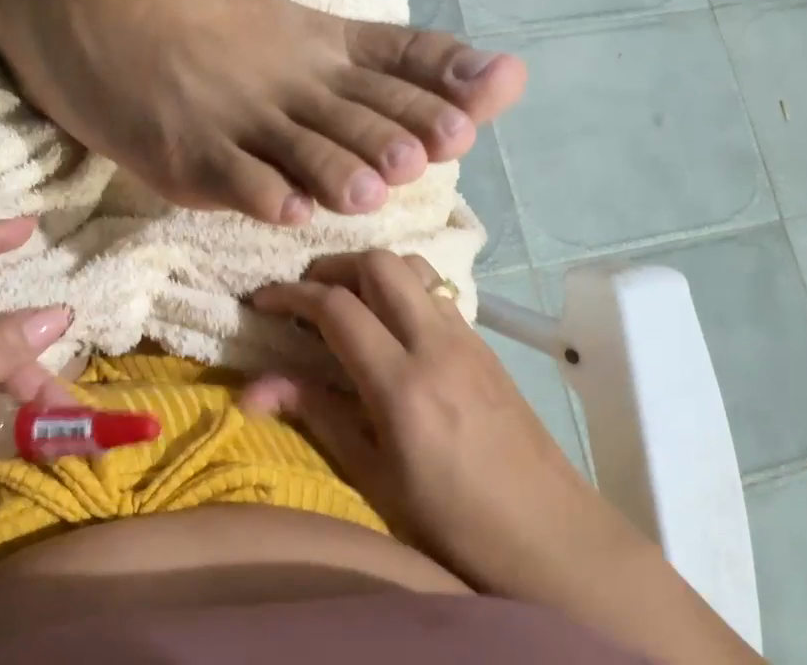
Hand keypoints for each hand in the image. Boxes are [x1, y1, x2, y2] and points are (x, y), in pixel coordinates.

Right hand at [0, 0, 525, 226]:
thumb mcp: (236, 6)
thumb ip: (288, 44)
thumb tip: (329, 90)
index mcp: (299, 33)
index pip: (394, 56)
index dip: (446, 77)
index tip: (496, 87)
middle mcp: (274, 72)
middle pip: (357, 109)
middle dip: (403, 131)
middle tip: (434, 151)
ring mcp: (223, 111)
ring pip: (299, 146)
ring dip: (340, 168)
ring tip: (372, 188)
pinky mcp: (168, 145)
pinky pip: (224, 177)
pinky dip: (258, 194)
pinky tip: (286, 210)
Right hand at [242, 250, 637, 593]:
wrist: (556, 541)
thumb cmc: (454, 522)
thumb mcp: (373, 476)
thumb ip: (315, 415)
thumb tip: (250, 390)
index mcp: (402, 383)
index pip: (335, 305)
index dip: (289, 294)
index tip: (259, 301)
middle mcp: (437, 346)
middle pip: (378, 264)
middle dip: (330, 268)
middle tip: (305, 298)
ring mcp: (468, 342)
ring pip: (412, 269)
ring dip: (369, 274)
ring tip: (345, 307)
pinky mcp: (487, 349)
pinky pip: (435, 294)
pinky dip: (400, 291)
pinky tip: (388, 331)